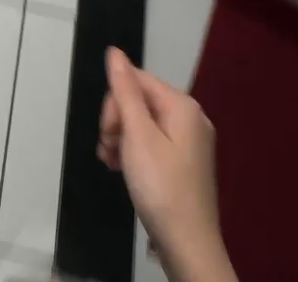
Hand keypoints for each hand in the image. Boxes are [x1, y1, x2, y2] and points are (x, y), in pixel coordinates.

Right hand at [98, 49, 230, 280]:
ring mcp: (188, 143)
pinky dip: (133, 152)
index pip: (136, 79)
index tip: (108, 133)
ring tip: (112, 163)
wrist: (189, 246)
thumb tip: (114, 51)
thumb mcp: (137, 135)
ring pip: (141, 123)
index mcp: (182, 106)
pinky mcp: (183, 164)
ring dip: (120, 139)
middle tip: (109, 152)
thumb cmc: (161, 187)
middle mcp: (190, 119)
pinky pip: (151, 143)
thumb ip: (124, 91)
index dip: (114, 102)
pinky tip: (122, 170)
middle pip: (139, 101)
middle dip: (117, 122)